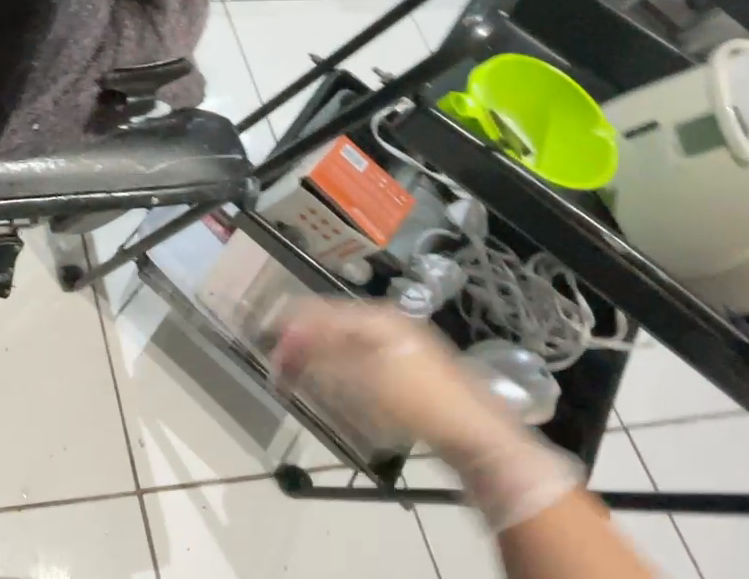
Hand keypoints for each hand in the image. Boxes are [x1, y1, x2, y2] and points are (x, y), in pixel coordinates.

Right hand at [272, 299, 581, 531]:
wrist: (479, 438)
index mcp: (375, 316)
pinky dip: (339, 368)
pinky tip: (334, 386)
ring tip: (302, 380)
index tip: (270, 352)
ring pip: (343, 341)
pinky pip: (359, 357)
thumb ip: (319, 351)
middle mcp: (386, 321)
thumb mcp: (362, 377)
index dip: (289, 328)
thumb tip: (284, 333)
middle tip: (282, 370)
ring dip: (318, 358)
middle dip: (302, 344)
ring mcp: (399, 343)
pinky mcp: (406, 366)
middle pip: (329, 323)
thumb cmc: (418, 403)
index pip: (317, 309)